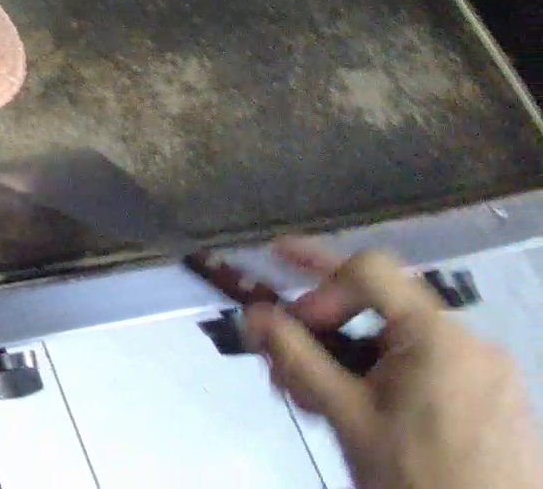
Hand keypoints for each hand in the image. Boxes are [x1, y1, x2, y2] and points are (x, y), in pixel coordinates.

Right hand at [243, 238, 542, 488]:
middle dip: (317, 321)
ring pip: (389, 335)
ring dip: (337, 351)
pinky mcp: (487, 399)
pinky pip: (417, 362)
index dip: (319, 281)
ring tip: (304, 389)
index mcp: (440, 338)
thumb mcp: (342, 410)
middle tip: (278, 348)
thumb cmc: (417, 470)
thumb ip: (291, 351)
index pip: (368, 269)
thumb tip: (251, 312)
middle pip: (375, 302)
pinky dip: (371, 370)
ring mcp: (483, 373)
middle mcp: (470, 344)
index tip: (292, 320)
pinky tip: (342, 402)